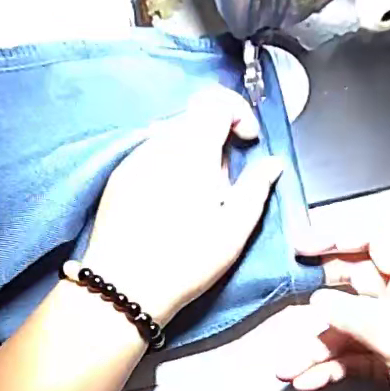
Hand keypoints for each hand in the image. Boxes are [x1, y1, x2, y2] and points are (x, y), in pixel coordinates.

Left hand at [80, 87, 285, 323]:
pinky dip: (169, 167)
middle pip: (194, 118)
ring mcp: (133, 161)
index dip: (239, 113)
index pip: (216, 102)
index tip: (248, 141)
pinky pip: (150, 156)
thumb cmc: (184, 262)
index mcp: (192, 152)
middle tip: (225, 185)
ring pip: (171, 138)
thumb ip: (256, 188)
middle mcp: (159, 146)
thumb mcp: (234, 230)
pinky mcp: (118, 179)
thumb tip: (271, 165)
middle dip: (217, 140)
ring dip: (193, 155)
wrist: (124, 288)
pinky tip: (171, 206)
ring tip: (198, 201)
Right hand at [276, 227, 389, 390]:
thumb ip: (357, 317)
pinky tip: (307, 383)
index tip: (300, 246)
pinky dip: (327, 371)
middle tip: (279, 313)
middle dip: (315, 303)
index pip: (376, 244)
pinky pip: (350, 362)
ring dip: (313, 349)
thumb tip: (317, 300)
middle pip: (351, 288)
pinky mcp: (389, 369)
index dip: (339, 241)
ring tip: (284, 371)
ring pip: (344, 332)